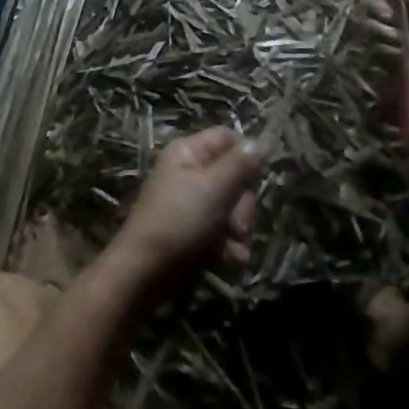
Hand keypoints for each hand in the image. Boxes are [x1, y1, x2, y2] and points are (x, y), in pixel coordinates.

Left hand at [109, 128, 262, 288]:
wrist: (147, 271)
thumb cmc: (179, 220)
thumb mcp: (213, 187)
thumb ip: (240, 164)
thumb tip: (261, 141)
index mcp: (189, 153)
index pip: (228, 138)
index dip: (247, 154)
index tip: (258, 175)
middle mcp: (193, 173)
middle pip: (237, 177)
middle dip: (242, 205)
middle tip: (235, 223)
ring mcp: (196, 203)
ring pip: (236, 208)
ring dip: (239, 230)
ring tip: (229, 246)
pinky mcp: (199, 231)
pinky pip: (227, 232)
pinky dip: (230, 246)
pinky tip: (226, 259)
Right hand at [360, 0, 408, 93]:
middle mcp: (406, 7)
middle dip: (379, 3)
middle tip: (392, 14)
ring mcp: (396, 29)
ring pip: (368, 18)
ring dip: (383, 28)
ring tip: (401, 38)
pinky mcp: (389, 51)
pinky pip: (371, 41)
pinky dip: (386, 46)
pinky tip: (401, 52)